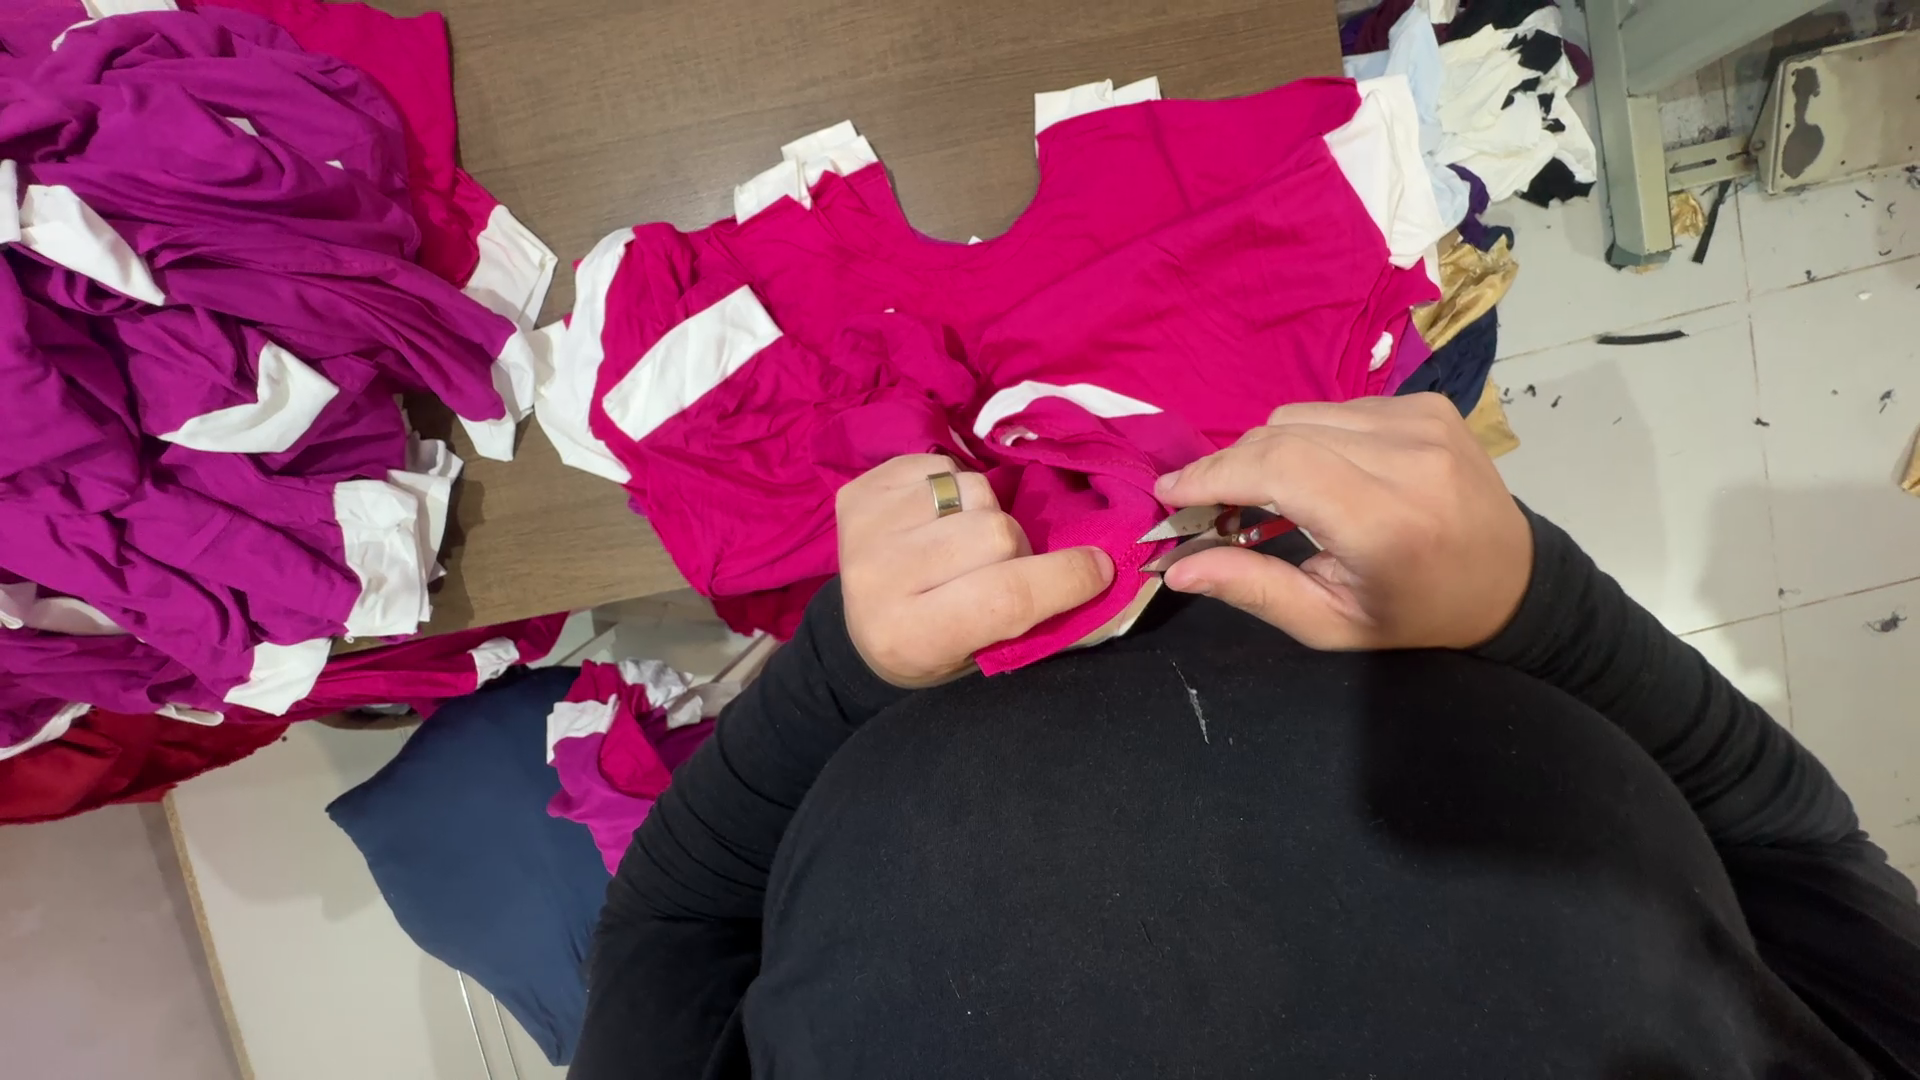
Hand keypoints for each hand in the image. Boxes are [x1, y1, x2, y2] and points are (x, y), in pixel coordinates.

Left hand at [837, 454, 1114, 686]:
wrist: (857, 630)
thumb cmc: (935, 649)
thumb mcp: (981, 654)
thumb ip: (1032, 616)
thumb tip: (1098, 563)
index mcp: (912, 637)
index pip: (1005, 597)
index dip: (1065, 578)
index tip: (1100, 567)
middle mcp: (878, 580)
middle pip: (995, 529)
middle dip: (1016, 545)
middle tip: (1000, 564)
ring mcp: (862, 531)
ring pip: (970, 487)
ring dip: (982, 511)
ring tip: (959, 539)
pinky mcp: (857, 493)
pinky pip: (939, 464)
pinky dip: (950, 486)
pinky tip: (933, 518)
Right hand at [1153, 394, 1531, 649]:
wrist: (1511, 584)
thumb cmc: (1412, 614)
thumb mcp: (1329, 623)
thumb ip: (1252, 589)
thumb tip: (1176, 568)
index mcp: (1385, 522)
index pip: (1277, 468)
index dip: (1212, 474)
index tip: (1171, 494)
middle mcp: (1407, 457)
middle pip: (1278, 436)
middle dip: (1226, 467)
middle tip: (1203, 504)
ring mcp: (1421, 422)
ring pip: (1297, 416)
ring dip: (1264, 452)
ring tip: (1265, 493)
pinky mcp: (1426, 405)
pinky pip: (1331, 409)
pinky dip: (1304, 438)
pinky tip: (1317, 472)